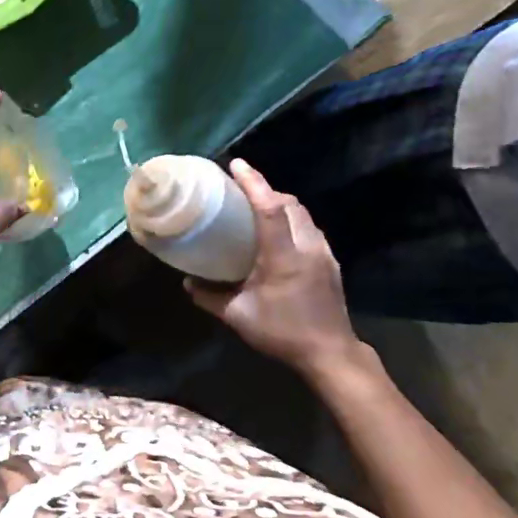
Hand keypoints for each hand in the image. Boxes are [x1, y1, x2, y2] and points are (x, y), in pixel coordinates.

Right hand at [185, 160, 361, 371]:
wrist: (330, 352)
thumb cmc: (282, 333)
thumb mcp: (239, 317)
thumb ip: (210, 298)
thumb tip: (187, 283)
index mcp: (284, 256)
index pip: (269, 208)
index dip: (253, 183)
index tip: (237, 165)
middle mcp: (307, 246)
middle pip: (289, 203)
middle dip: (266, 189)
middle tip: (241, 188)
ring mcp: (323, 252)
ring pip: (303, 214)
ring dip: (281, 203)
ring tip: (258, 206)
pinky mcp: (330, 261)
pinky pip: (310, 228)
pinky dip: (292, 219)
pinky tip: (278, 232)